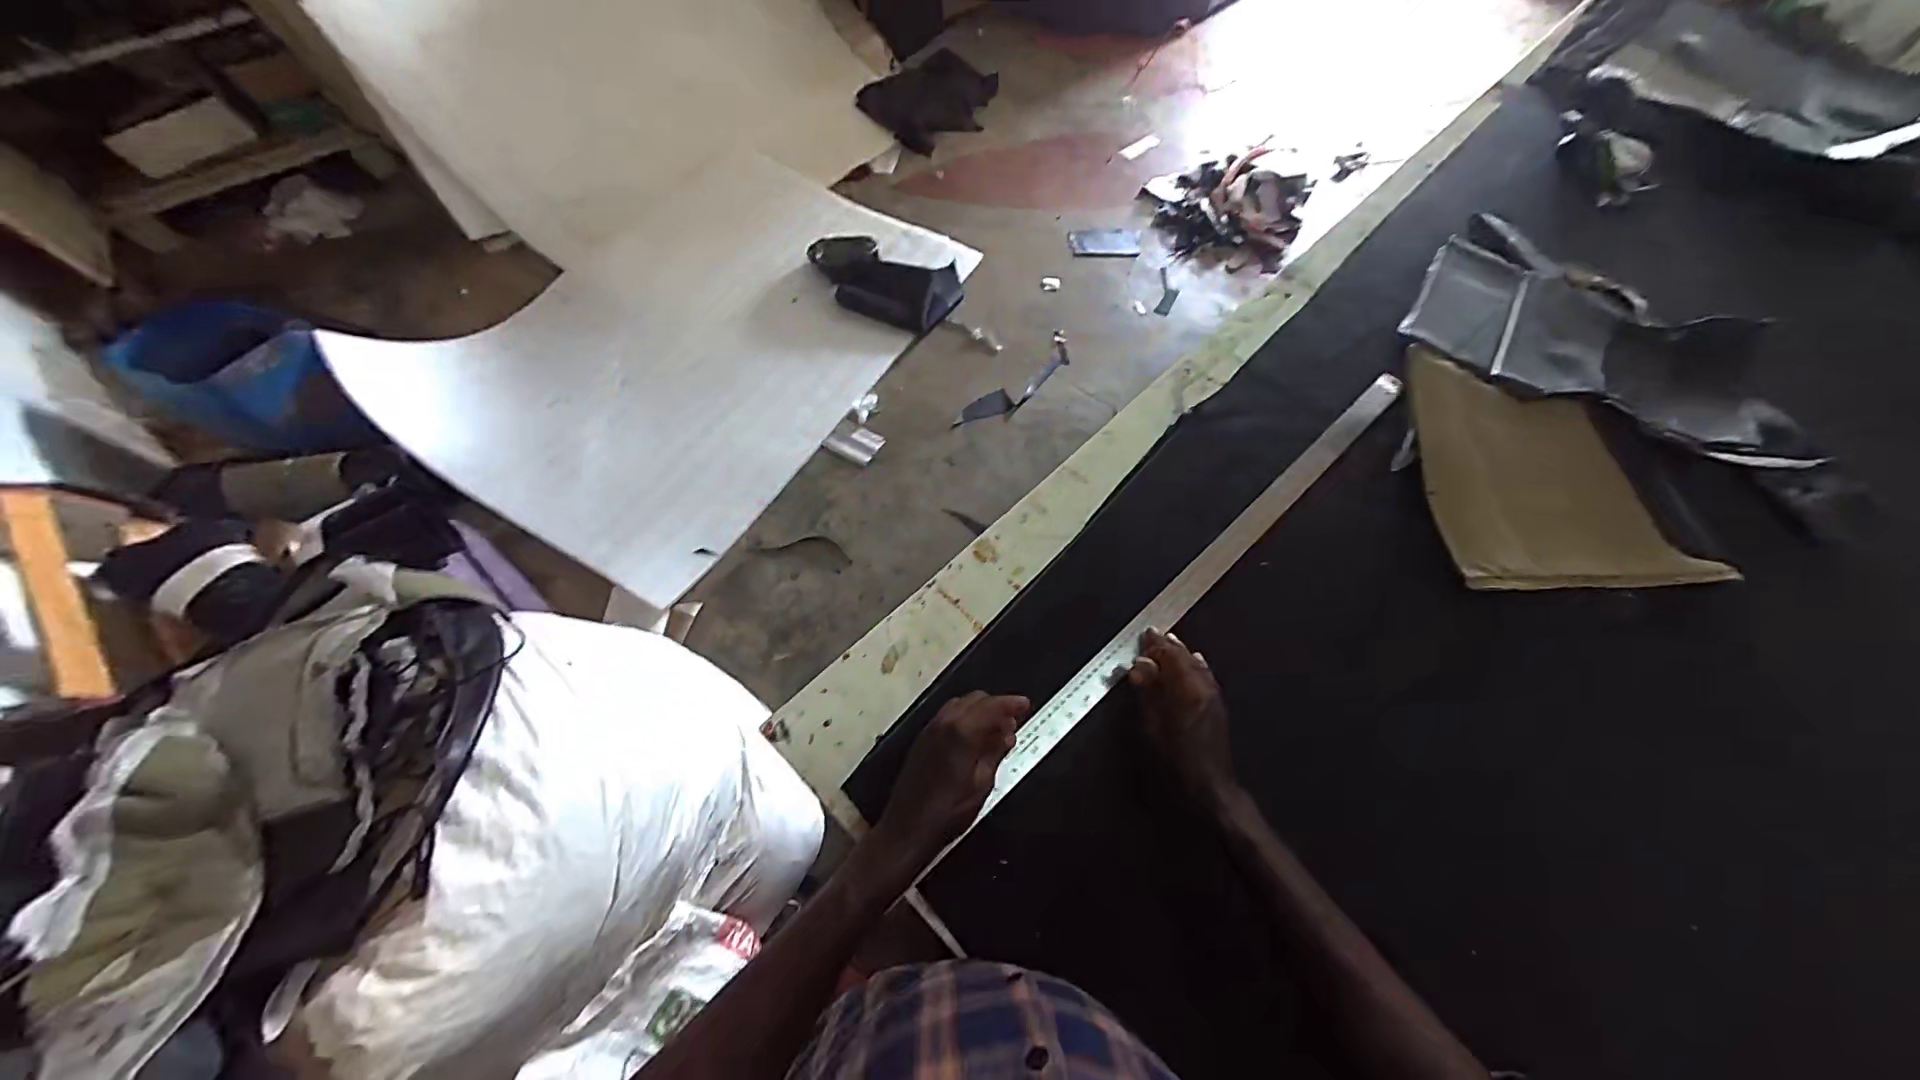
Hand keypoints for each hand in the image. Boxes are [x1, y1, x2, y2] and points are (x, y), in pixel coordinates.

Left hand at [869, 692, 1030, 870]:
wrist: (908, 826)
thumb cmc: (948, 812)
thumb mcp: (982, 784)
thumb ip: (995, 753)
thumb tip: (1006, 735)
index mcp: (962, 732)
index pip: (992, 706)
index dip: (1011, 703)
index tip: (1024, 705)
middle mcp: (943, 723)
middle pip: (976, 699)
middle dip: (997, 706)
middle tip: (1013, 721)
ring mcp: (930, 729)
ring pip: (960, 704)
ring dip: (980, 710)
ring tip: (996, 729)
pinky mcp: (922, 738)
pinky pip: (947, 715)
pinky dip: (965, 717)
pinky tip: (974, 735)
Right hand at [1128, 628, 1239, 811]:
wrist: (1210, 788)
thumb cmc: (1176, 760)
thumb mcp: (1152, 727)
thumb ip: (1147, 693)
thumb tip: (1140, 667)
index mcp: (1186, 689)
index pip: (1170, 656)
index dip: (1156, 645)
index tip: (1145, 635)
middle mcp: (1203, 687)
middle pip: (1185, 657)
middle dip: (1168, 645)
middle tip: (1153, 635)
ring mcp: (1214, 696)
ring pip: (1196, 665)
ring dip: (1181, 653)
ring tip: (1169, 643)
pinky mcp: (1217, 706)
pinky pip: (1205, 675)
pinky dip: (1195, 665)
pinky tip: (1194, 662)